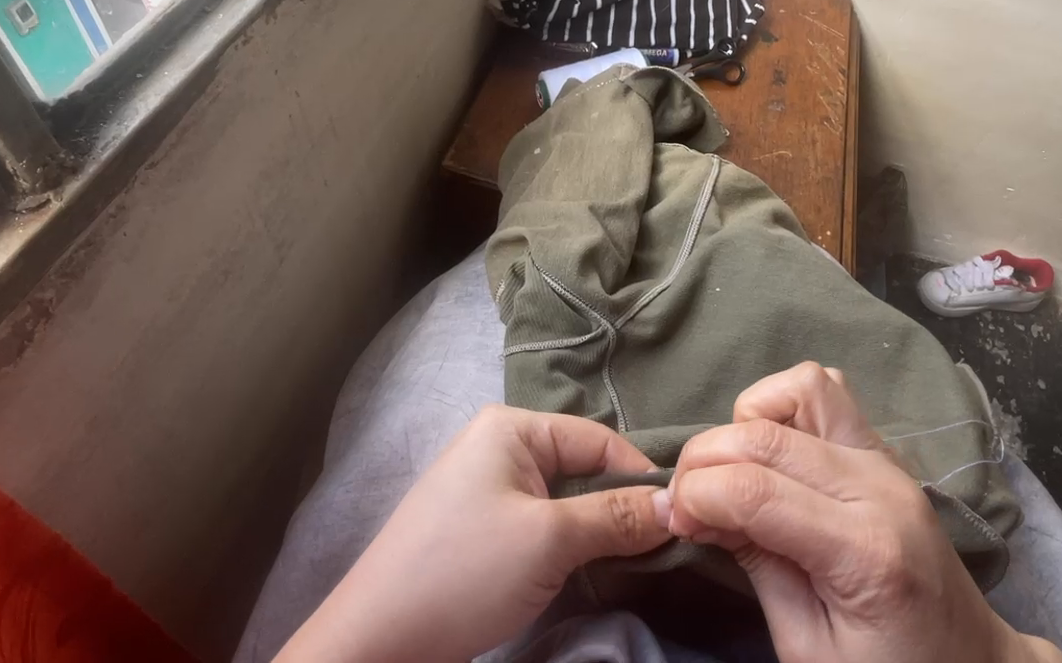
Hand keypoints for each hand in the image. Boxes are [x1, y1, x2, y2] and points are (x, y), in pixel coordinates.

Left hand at [276, 404, 671, 662]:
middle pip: (582, 466)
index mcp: (512, 426)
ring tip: (632, 560)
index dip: (640, 475)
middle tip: (662, 544)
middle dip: (619, 504)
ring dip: (596, 527)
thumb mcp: (550, 539)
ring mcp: (487, 484)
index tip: (682, 517)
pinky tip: (589, 567)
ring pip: (564, 497)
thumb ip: (616, 517)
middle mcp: (499, 444)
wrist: (379, 636)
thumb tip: (674, 505)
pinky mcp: (481, 523)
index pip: (597, 438)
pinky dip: (569, 541)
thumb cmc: (467, 570)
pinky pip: (541, 519)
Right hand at [667, 363, 1061, 662]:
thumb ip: (753, 562)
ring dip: (749, 420)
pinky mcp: (883, 449)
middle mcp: (879, 486)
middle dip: (704, 458)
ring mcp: (887, 459)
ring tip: (736, 471)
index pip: (754, 489)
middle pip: (764, 436)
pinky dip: (783, 406)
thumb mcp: (807, 648)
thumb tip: (692, 506)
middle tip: (687, 502)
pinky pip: (826, 392)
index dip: (696, 495)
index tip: (675, 520)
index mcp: (866, 551)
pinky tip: (772, 453)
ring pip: (801, 388)